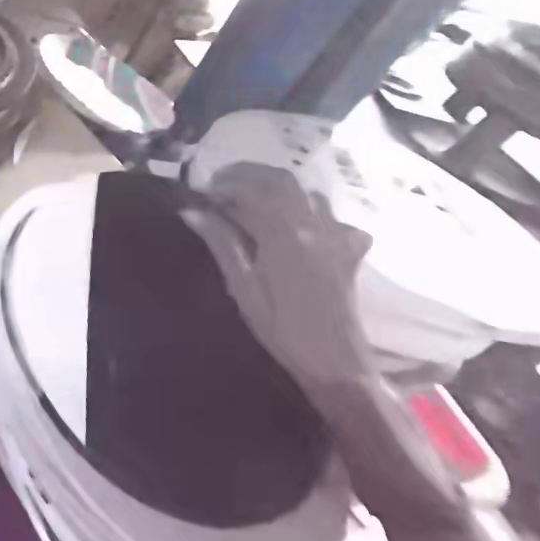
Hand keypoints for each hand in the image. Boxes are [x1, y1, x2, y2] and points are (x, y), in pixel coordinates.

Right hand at [182, 162, 374, 386]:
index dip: (221, 187)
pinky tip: (295, 224)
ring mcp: (335, 235)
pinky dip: (307, 209)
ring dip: (275, 187)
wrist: (337, 365)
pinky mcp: (348, 250)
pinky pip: (329, 215)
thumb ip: (220, 242)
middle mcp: (312, 225)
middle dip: (246, 175)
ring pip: (304, 191)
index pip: (248, 191)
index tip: (200, 193)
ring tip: (251, 198)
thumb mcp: (242, 286)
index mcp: (283, 233)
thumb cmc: (281, 328)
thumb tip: (192, 210)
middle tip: (220, 186)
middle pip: (279, 180)